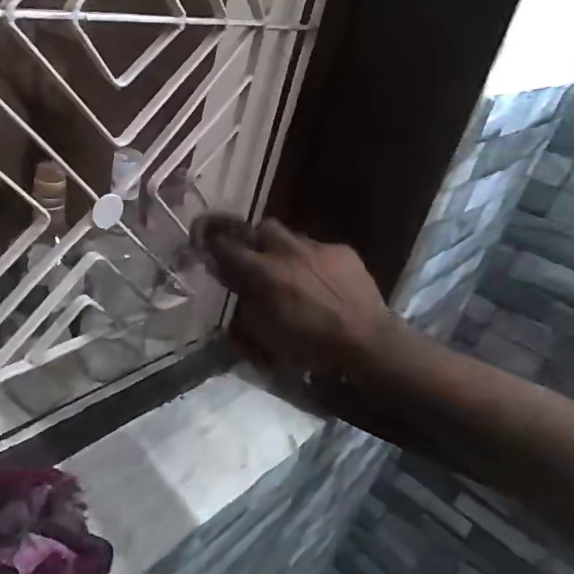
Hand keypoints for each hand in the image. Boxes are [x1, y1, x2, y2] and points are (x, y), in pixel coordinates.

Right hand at [191, 214, 394, 373]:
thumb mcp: (266, 334)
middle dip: (255, 240)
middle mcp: (288, 251)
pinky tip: (323, 281)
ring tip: (292, 271)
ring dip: (285, 251)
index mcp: (265, 272)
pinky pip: (320, 249)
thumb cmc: (311, 345)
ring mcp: (318, 248)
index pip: (228, 247)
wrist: (367, 341)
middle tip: (255, 258)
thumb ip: (245, 304)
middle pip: (262, 228)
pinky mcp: (343, 251)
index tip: (206, 244)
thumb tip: (233, 285)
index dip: (213, 244)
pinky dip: (314, 262)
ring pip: (292, 238)